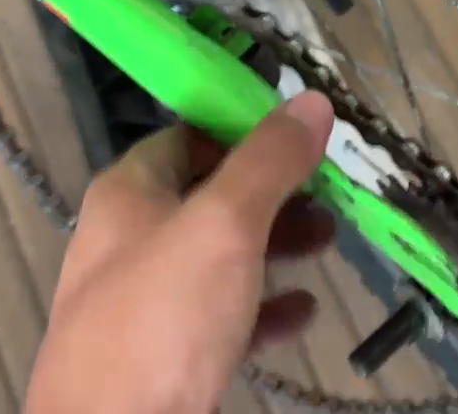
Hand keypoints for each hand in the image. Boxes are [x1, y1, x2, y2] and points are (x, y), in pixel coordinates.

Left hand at [25, 91, 338, 413]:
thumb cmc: (163, 317)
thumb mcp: (223, 224)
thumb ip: (269, 161)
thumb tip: (313, 100)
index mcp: (129, 192)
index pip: (190, 135)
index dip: (245, 129)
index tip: (301, 135)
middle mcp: (130, 238)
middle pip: (211, 195)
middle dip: (274, 192)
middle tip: (328, 194)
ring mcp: (144, 302)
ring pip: (219, 255)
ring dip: (276, 244)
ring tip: (328, 242)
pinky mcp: (162, 358)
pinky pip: (221, 316)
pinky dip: (263, 307)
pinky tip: (303, 313)